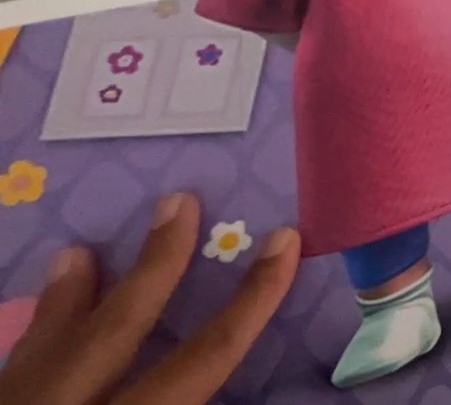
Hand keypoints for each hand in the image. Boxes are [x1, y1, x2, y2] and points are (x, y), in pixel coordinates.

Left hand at [0, 192, 299, 404]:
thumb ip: (173, 403)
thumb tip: (219, 384)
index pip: (203, 356)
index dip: (252, 298)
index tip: (286, 241)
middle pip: (112, 331)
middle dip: (153, 264)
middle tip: (177, 201)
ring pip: (34, 353)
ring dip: (67, 301)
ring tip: (81, 250)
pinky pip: (0, 385)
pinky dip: (22, 352)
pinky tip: (31, 336)